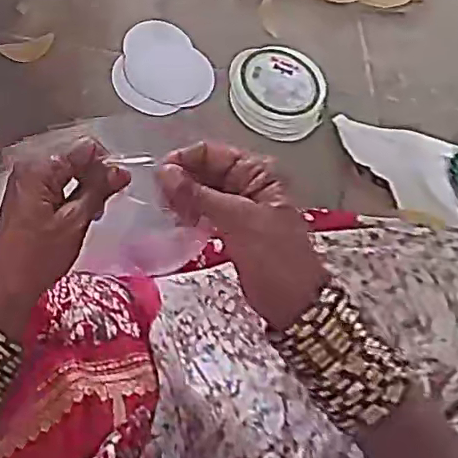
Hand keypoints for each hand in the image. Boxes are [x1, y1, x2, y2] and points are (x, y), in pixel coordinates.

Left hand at [0, 138, 129, 337]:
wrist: (9, 286)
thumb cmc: (39, 257)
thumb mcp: (75, 221)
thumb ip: (99, 190)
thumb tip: (120, 171)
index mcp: (38, 168)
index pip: (83, 148)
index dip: (105, 164)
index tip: (118, 183)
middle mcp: (28, 167)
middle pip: (74, 157)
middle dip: (94, 176)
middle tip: (105, 202)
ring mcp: (25, 180)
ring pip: (67, 171)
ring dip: (84, 186)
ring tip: (93, 211)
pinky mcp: (26, 194)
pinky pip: (56, 183)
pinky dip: (71, 194)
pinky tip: (78, 213)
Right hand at [158, 142, 328, 328]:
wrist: (296, 305)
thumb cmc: (276, 259)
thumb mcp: (237, 220)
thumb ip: (198, 194)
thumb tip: (166, 172)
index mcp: (257, 172)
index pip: (212, 153)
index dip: (185, 159)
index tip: (161, 174)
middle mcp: (248, 184)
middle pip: (204, 170)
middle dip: (181, 180)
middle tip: (160, 196)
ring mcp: (239, 207)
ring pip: (201, 192)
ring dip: (183, 198)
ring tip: (167, 210)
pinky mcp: (231, 228)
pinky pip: (204, 212)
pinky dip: (190, 214)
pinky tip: (177, 222)